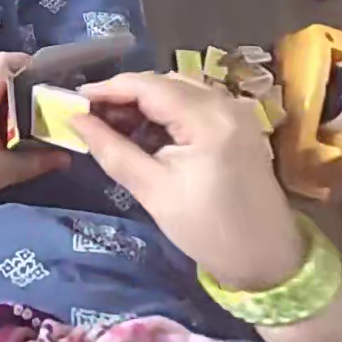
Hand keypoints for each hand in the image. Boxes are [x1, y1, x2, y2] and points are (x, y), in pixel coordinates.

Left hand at [0, 52, 69, 213]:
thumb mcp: (0, 170)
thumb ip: (36, 161)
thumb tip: (67, 157)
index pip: (8, 60)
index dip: (33, 64)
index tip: (55, 81)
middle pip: (5, 72)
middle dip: (30, 85)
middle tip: (54, 103)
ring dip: (17, 99)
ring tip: (41, 116)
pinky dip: (4, 108)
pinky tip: (18, 129)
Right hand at [69, 73, 304, 290]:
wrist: (268, 260)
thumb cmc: (208, 230)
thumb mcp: (152, 191)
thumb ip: (111, 149)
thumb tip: (75, 120)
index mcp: (207, 118)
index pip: (147, 86)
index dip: (107, 89)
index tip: (74, 100)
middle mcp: (225, 102)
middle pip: (162, 82)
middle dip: (122, 95)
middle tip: (88, 115)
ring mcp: (235, 110)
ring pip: (175, 89)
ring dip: (142, 102)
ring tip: (110, 124)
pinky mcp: (236, 122)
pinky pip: (191, 102)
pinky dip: (163, 110)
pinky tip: (143, 130)